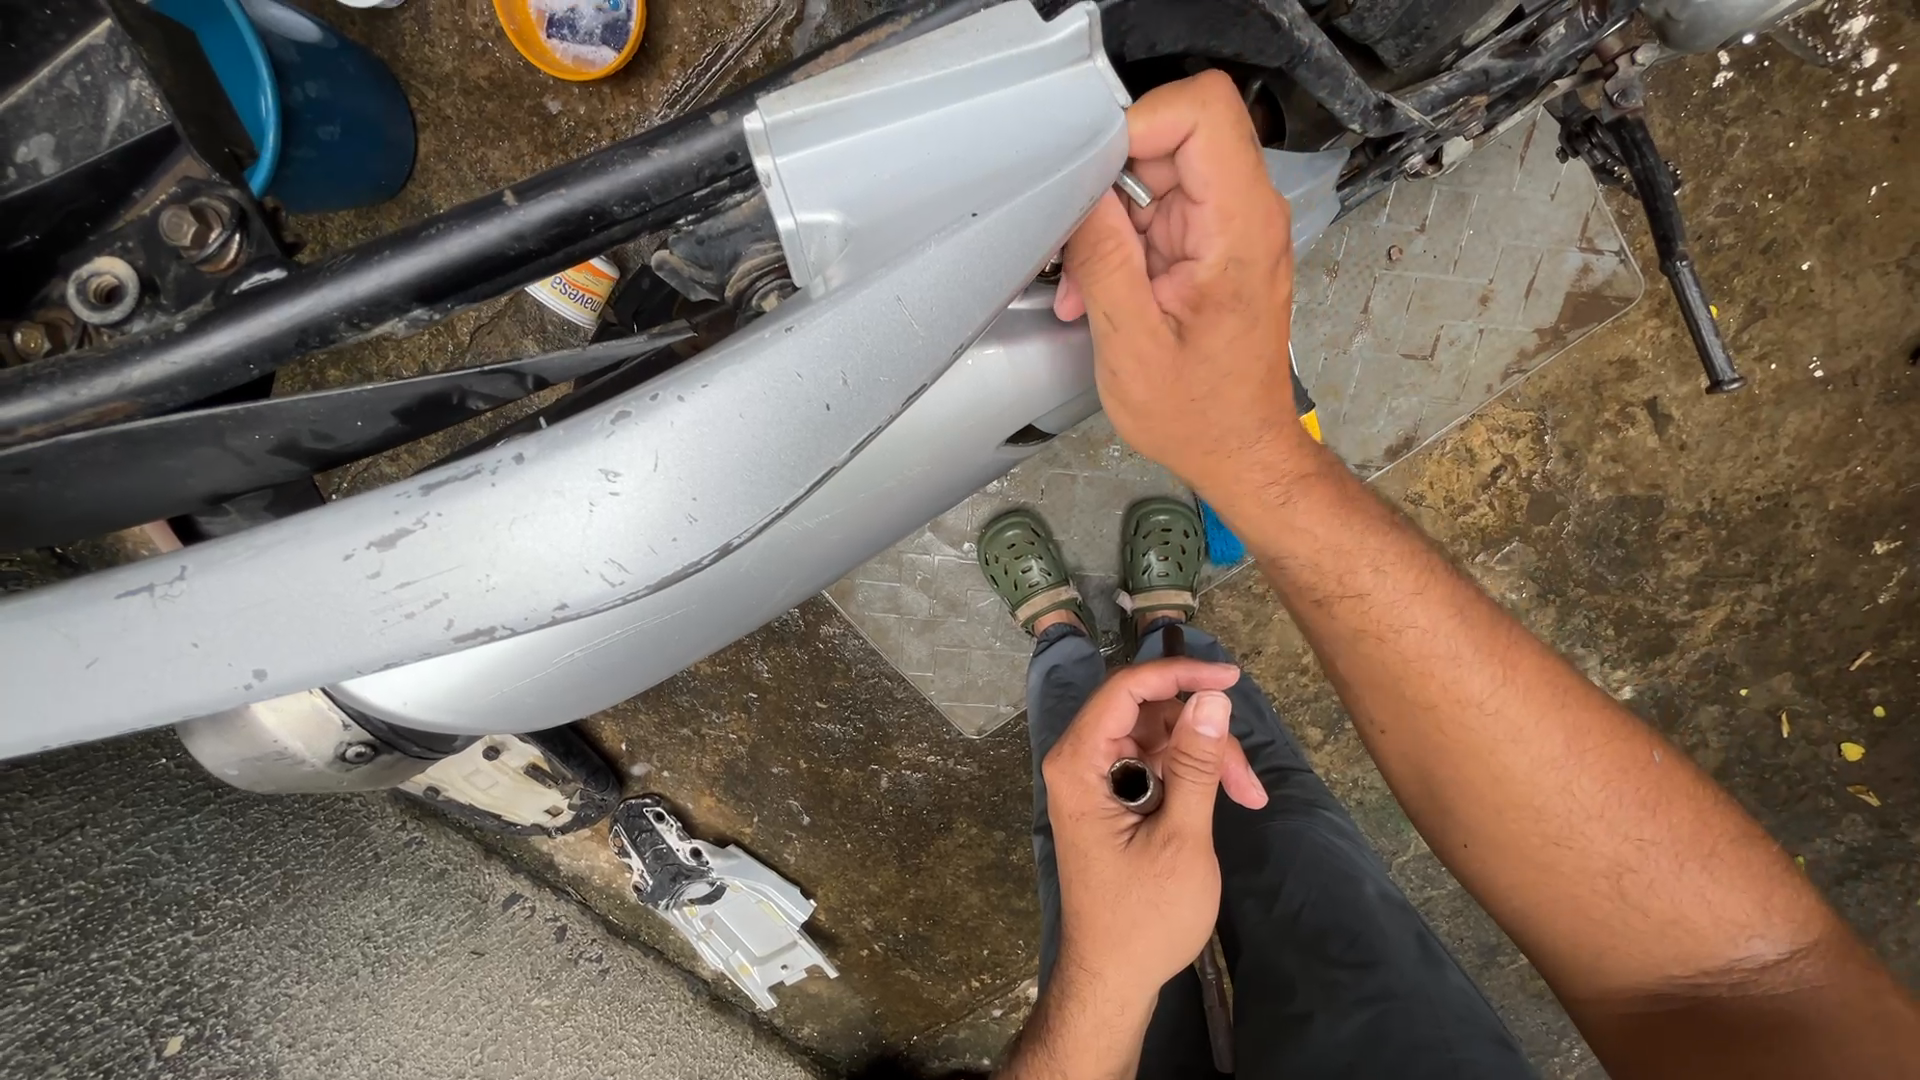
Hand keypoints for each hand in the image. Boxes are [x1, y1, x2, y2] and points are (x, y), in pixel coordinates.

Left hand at [1042, 657, 1268, 1006]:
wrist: (1115, 976)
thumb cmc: (1143, 916)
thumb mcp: (1181, 838)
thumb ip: (1196, 764)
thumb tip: (1213, 698)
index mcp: (1078, 762)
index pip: (1125, 690)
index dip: (1178, 674)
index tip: (1231, 678)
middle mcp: (1081, 758)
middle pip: (1149, 713)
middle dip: (1203, 736)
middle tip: (1248, 781)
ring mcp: (1097, 775)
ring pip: (1160, 735)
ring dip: (1206, 757)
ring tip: (1248, 797)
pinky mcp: (1115, 792)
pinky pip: (1158, 760)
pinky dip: (1194, 774)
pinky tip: (1230, 797)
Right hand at [1054, 71, 1310, 497]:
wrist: (1239, 449)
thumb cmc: (1199, 416)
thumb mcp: (1131, 343)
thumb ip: (1103, 258)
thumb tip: (1078, 190)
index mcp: (1237, 229)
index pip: (1198, 112)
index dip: (1135, 126)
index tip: (1088, 178)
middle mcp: (1244, 216)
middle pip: (1171, 140)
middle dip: (1109, 186)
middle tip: (1078, 247)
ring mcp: (1228, 232)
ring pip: (1156, 180)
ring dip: (1109, 227)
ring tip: (1085, 288)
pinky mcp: (1212, 251)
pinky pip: (1157, 220)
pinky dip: (1121, 250)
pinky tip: (1101, 295)